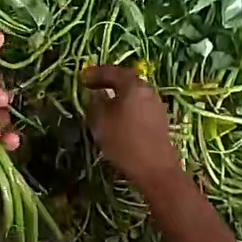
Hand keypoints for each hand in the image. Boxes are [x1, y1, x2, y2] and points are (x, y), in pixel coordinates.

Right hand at [82, 63, 183, 191]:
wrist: (156, 169)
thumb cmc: (124, 143)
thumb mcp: (101, 122)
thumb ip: (95, 103)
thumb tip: (95, 94)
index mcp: (133, 85)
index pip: (112, 71)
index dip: (95, 73)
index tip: (81, 78)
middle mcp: (148, 90)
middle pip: (126, 80)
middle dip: (108, 81)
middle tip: (92, 86)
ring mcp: (156, 104)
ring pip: (134, 93)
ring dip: (118, 94)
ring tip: (103, 101)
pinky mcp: (160, 119)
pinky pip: (140, 105)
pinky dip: (127, 105)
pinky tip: (119, 116)